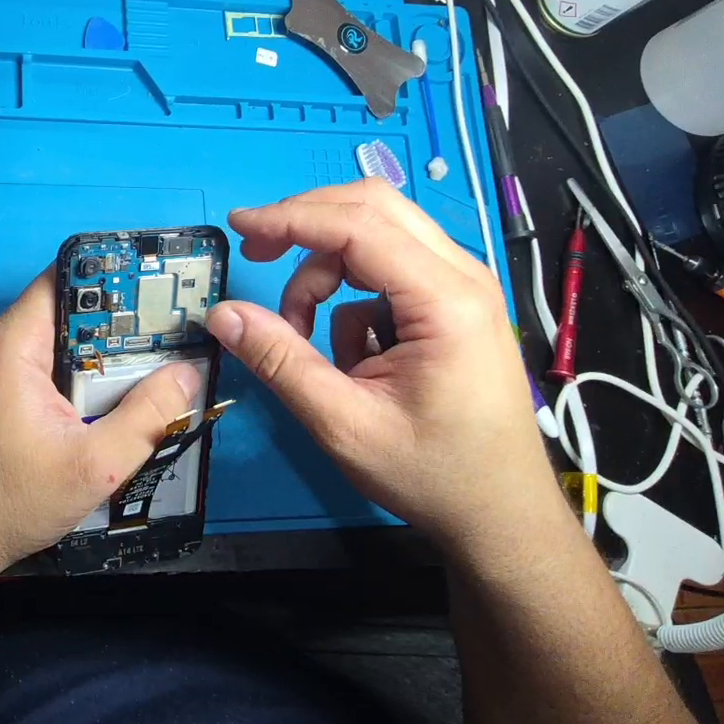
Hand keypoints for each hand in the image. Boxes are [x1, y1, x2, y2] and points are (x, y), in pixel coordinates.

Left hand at [0, 272, 201, 577]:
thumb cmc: (11, 502)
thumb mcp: (94, 466)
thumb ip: (146, 416)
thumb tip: (190, 373)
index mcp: (13, 342)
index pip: (68, 276)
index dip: (117, 275)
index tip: (163, 286)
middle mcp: (1, 340)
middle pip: (71, 307)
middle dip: (123, 317)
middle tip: (177, 331)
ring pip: (64, 336)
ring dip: (108, 349)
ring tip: (162, 359)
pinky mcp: (2, 386)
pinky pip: (52, 360)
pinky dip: (87, 370)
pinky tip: (122, 390)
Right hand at [205, 179, 563, 561]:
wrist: (501, 515)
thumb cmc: (431, 475)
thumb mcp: (343, 424)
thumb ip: (280, 361)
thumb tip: (222, 313)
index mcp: (446, 301)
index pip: (359, 226)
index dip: (292, 218)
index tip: (239, 227)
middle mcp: (462, 277)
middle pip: (373, 207)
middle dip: (306, 223)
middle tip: (256, 252)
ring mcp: (462, 287)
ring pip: (378, 234)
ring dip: (325, 268)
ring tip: (301, 330)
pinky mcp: (452, 303)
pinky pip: (386, 270)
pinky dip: (349, 296)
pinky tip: (350, 354)